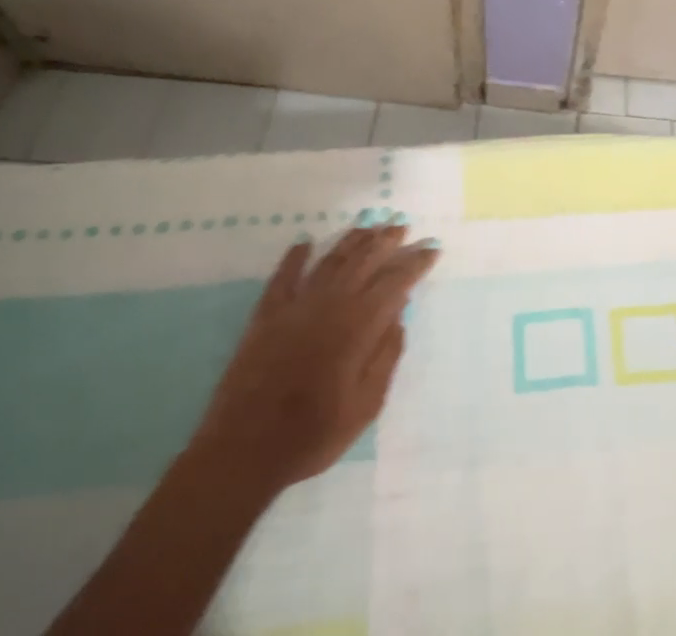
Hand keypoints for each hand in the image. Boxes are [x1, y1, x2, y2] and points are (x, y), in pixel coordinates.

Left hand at [190, 221, 438, 488]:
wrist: (244, 450)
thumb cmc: (314, 434)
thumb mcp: (367, 404)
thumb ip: (385, 356)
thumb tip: (398, 316)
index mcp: (357, 327)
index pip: (394, 283)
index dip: (414, 263)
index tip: (431, 248)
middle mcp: (327, 306)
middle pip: (362, 262)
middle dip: (385, 242)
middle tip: (402, 224)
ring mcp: (293, 308)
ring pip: (328, 262)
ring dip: (351, 241)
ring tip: (369, 225)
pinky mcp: (264, 317)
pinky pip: (282, 277)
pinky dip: (295, 256)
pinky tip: (305, 242)